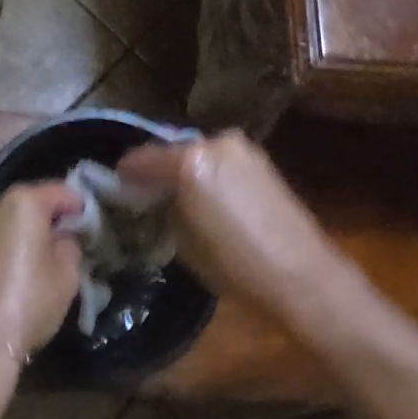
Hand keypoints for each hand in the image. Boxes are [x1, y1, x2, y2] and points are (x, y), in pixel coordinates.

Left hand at [0, 183, 85, 358]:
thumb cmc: (32, 299)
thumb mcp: (68, 271)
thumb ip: (70, 243)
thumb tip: (64, 236)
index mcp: (24, 201)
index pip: (63, 192)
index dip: (81, 207)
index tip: (93, 225)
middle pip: (36, 200)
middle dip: (55, 215)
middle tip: (75, 236)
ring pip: (17, 217)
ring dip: (35, 228)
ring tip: (55, 250)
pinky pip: (3, 233)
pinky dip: (18, 241)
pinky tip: (31, 262)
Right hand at [117, 132, 341, 314]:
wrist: (302, 276)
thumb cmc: (237, 267)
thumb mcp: (184, 243)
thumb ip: (163, 210)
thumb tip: (155, 200)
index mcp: (190, 162)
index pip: (142, 159)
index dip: (124, 174)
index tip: (115, 188)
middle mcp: (215, 142)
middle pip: (170, 150)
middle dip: (154, 169)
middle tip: (142, 193)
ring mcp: (241, 148)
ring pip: (196, 151)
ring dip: (181, 168)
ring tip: (172, 196)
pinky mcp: (260, 159)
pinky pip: (219, 158)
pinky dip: (205, 171)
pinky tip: (203, 196)